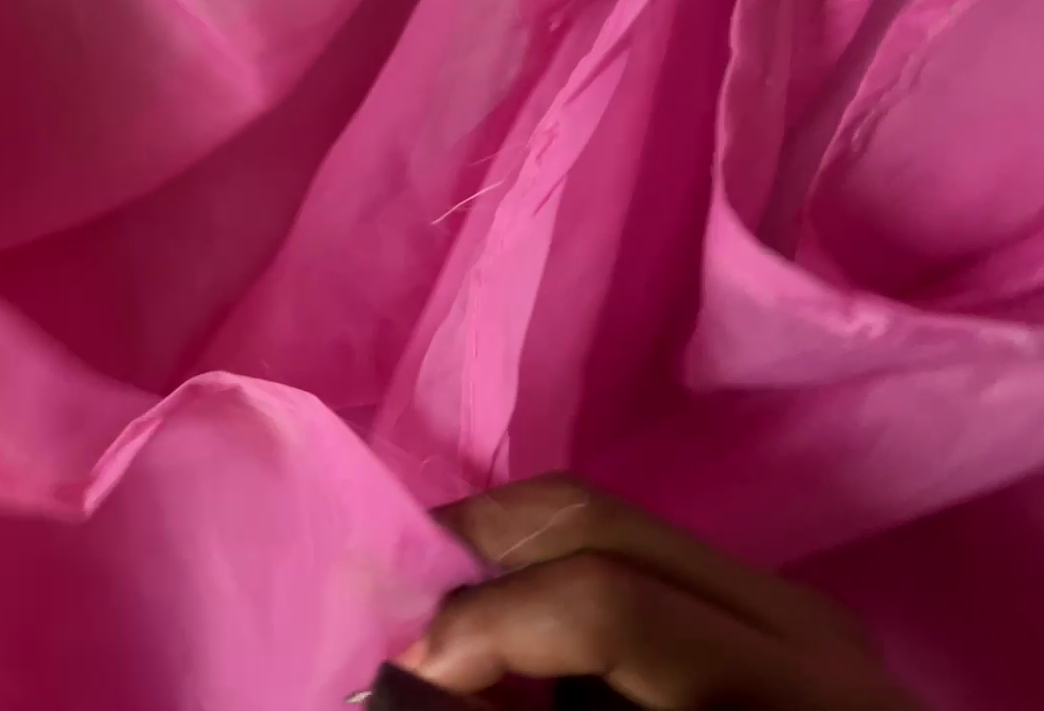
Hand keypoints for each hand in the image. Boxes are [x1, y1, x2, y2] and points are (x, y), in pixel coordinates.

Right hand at [389, 475, 919, 709]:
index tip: (415, 669)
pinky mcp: (740, 594)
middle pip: (582, 514)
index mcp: (791, 686)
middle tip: (406, 602)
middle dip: (468, 544)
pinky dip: (532, 556)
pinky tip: (502, 603)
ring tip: (442, 596)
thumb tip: (415, 678)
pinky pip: (608, 538)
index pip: (604, 602)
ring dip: (493, 541)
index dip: (487, 626)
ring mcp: (764, 592)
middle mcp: (784, 613)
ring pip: (587, 509)